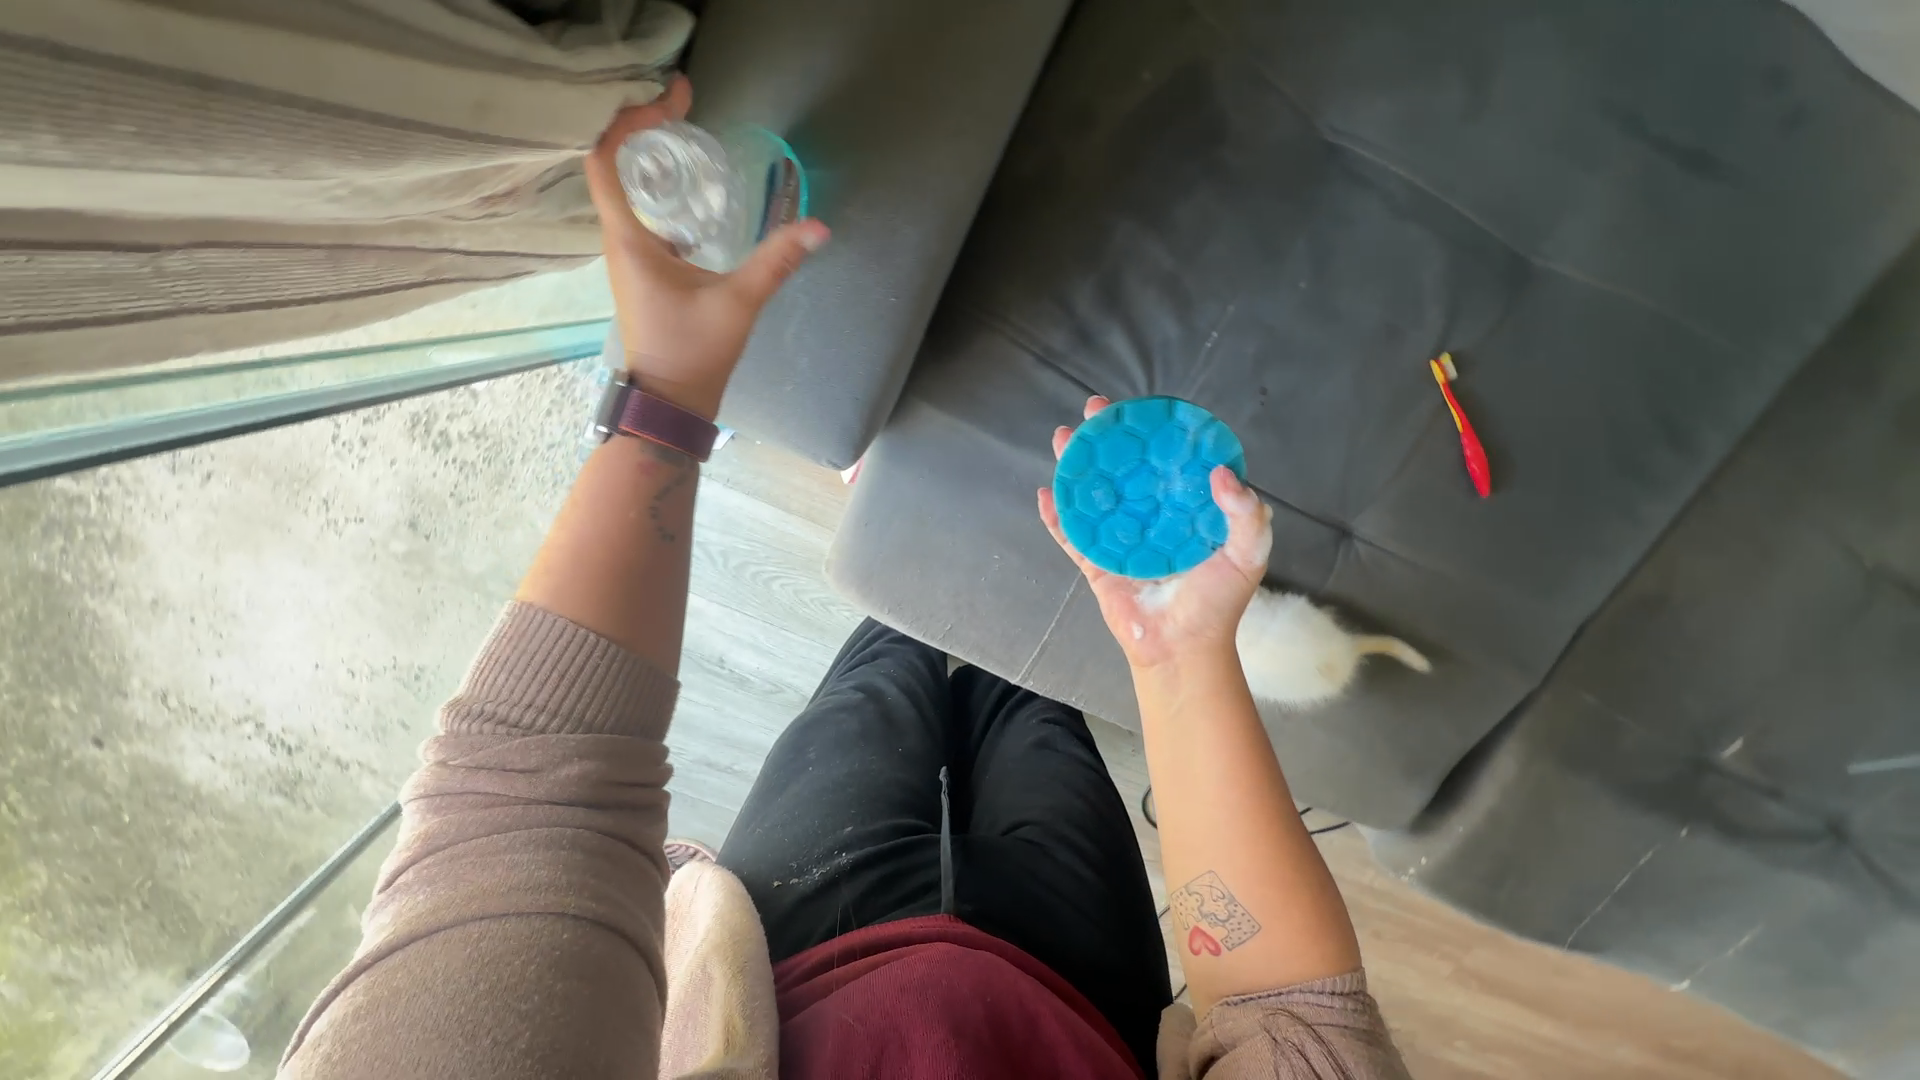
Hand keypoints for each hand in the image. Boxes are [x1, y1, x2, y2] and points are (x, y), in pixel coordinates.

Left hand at [582, 76, 830, 417]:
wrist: (671, 400)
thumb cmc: (693, 352)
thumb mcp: (739, 303)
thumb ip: (776, 262)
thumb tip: (818, 228)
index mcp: (629, 239)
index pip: (606, 158)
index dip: (631, 119)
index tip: (673, 103)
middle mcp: (620, 241)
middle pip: (614, 166)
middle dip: (645, 131)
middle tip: (687, 113)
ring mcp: (629, 258)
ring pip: (628, 193)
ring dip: (652, 163)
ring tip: (692, 144)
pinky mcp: (643, 272)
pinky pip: (643, 217)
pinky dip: (662, 196)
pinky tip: (697, 200)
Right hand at [1037, 396, 1273, 668]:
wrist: (1182, 647)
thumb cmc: (1217, 603)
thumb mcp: (1248, 554)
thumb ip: (1246, 514)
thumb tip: (1222, 472)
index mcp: (1182, 511)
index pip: (1164, 463)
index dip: (1152, 433)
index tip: (1141, 408)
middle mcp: (1148, 518)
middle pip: (1122, 469)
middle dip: (1105, 437)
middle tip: (1094, 409)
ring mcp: (1118, 540)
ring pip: (1092, 495)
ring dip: (1075, 466)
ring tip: (1063, 438)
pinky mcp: (1096, 564)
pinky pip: (1072, 537)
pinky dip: (1056, 517)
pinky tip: (1045, 494)